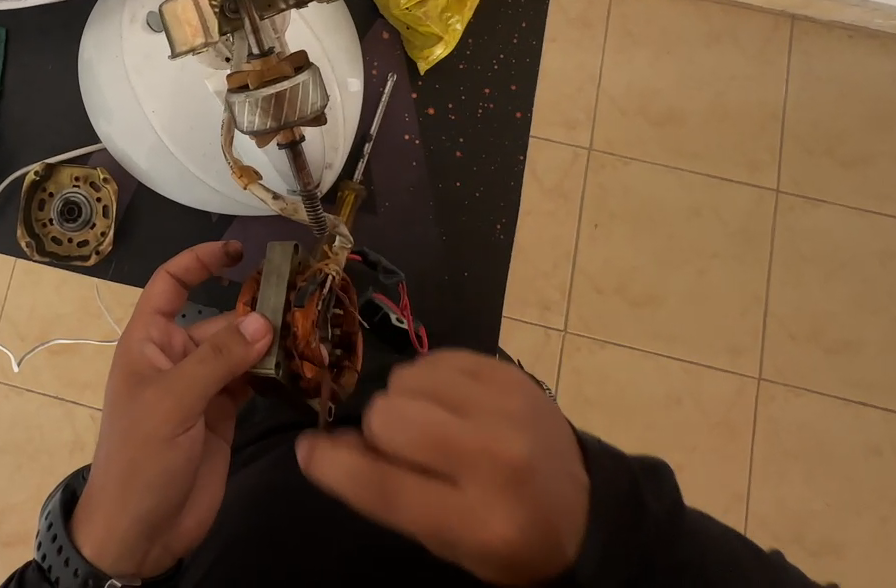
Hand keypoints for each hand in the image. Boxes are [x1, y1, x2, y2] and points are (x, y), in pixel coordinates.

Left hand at [69, 241, 272, 579]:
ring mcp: (201, 386)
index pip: (171, 284)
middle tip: (301, 308)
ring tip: (310, 335)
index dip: (199, 261)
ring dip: (269, 343)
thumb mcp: (173, 403)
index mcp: (149, 341)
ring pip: (239, 350)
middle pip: (217, 319)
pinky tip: (300, 367)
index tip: (237, 250)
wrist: (140, 532)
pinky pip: (251, 380)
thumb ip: (217, 360)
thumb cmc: (140, 458)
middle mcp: (176, 356)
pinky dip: (273, 372)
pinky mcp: (223, 413)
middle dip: (253, 312)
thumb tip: (263, 321)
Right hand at [296, 349, 589, 585]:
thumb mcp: (448, 538)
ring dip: (405, 400)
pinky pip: (433, 357)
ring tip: (432, 422)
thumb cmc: (506, 536)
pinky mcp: (510, 373)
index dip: (333, 465)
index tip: (308, 450)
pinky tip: (451, 402)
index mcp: (479, 521)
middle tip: (403, 447)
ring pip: (405, 378)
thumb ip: (386, 491)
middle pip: (388, 416)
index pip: (382, 485)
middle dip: (382, 431)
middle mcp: (494, 459)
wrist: (587, 507)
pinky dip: (429, 379)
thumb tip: (325, 444)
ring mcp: (507, 408)